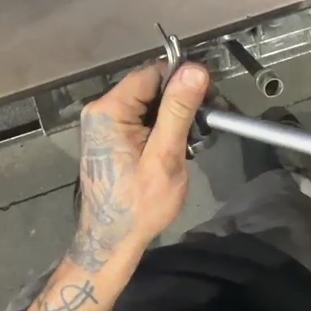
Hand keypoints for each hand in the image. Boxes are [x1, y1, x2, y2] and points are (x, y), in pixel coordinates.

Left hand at [69, 61, 210, 272]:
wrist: (112, 240)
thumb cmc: (139, 204)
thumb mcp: (165, 156)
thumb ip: (178, 110)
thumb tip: (195, 69)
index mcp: (109, 110)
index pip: (152, 73)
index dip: (183, 81)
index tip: (210, 98)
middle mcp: (101, 111)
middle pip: (149, 87)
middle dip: (180, 102)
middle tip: (204, 126)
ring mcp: (103, 125)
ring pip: (148, 104)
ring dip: (173, 118)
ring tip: (192, 142)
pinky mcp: (110, 139)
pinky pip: (141, 120)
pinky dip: (161, 130)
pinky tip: (175, 149)